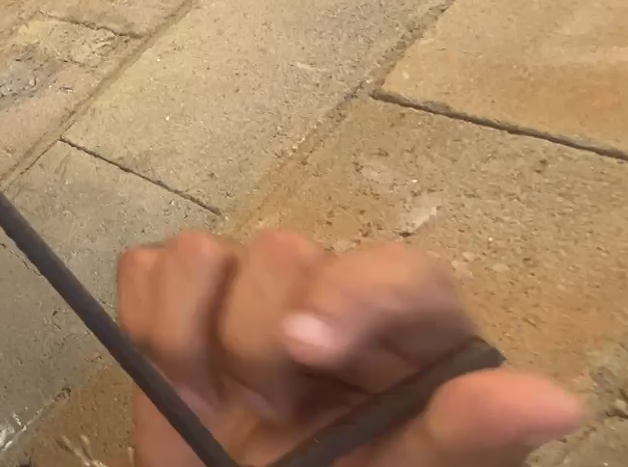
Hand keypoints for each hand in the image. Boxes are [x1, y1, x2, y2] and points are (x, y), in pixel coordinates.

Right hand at [119, 231, 581, 466]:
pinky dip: (146, 322)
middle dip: (254, 338)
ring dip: (190, 334)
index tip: (306, 351)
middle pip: (278, 250)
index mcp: (402, 328)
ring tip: (210, 392)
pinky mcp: (166, 281)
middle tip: (265, 408)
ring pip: (197, 251)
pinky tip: (173, 370)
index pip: (397, 268)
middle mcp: (316, 285)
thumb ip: (465, 437)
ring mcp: (233, 276)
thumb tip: (547, 396)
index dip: (350, 295)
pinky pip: (141, 267)